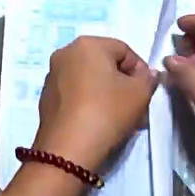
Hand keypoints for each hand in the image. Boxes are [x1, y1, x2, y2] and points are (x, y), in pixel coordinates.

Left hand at [33, 36, 156, 172]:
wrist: (68, 150)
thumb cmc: (107, 111)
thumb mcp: (140, 93)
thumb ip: (148, 78)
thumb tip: (147, 74)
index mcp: (87, 44)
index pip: (125, 51)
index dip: (140, 71)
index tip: (146, 92)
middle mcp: (65, 54)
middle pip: (105, 64)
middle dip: (122, 82)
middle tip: (135, 105)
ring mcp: (52, 76)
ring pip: (90, 80)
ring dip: (106, 93)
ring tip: (118, 116)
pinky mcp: (46, 99)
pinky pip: (76, 94)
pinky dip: (89, 102)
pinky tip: (99, 122)